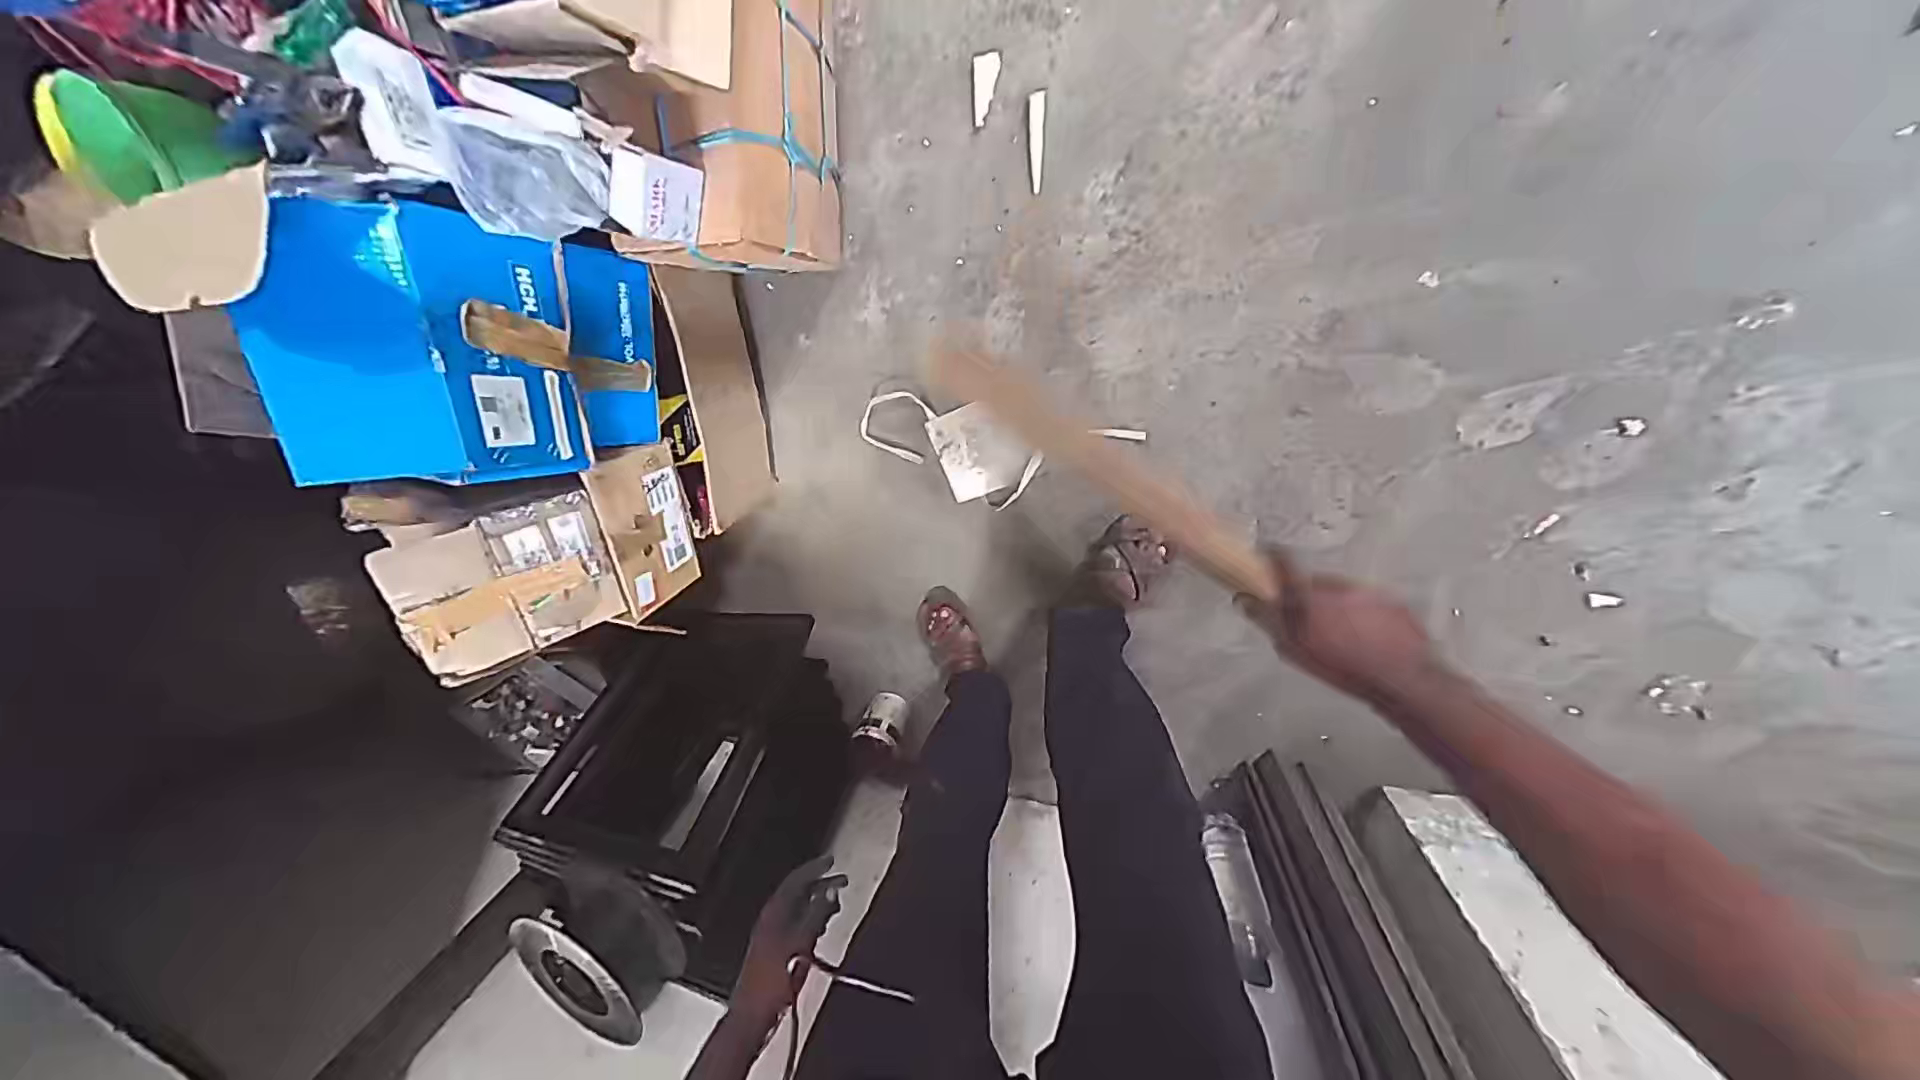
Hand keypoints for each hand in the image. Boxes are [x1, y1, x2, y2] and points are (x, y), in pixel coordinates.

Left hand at [733, 855, 847, 1021]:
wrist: (753, 1016)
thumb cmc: (776, 978)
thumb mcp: (802, 941)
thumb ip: (818, 913)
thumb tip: (831, 890)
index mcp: (775, 911)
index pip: (796, 879)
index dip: (814, 868)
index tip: (831, 860)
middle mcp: (771, 918)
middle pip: (798, 892)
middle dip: (821, 884)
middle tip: (841, 881)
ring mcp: (771, 934)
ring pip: (798, 908)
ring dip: (818, 903)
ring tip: (836, 904)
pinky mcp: (774, 951)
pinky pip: (796, 924)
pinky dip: (812, 919)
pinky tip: (821, 928)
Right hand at [1236, 550, 1437, 702]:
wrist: (1403, 679)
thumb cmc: (1342, 667)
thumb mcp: (1295, 650)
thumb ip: (1269, 622)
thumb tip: (1245, 600)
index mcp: (1308, 595)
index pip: (1283, 562)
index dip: (1272, 557)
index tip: (1267, 556)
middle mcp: (1337, 585)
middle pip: (1313, 582)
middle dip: (1309, 597)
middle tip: (1310, 623)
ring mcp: (1367, 591)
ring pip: (1341, 592)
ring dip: (1336, 607)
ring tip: (1342, 637)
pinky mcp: (1392, 601)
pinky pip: (1368, 602)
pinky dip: (1362, 614)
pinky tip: (1366, 639)